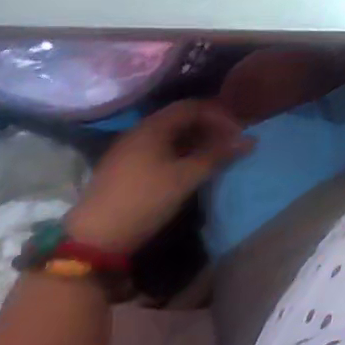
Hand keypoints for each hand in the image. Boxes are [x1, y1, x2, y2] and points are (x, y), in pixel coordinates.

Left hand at [64, 100, 252, 254]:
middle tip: (231, 144)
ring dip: (196, 141)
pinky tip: (191, 168)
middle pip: (181, 118)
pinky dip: (181, 152)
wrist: (96, 237)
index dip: (219, 115)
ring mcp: (129, 149)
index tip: (238, 133)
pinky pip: (160, 148)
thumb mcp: (186, 177)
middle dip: (209, 127)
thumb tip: (249, 140)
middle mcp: (139, 131)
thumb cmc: (145, 199)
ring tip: (216, 156)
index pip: (193, 106)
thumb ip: (218, 155)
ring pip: (170, 135)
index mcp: (153, 127)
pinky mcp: (126, 167)